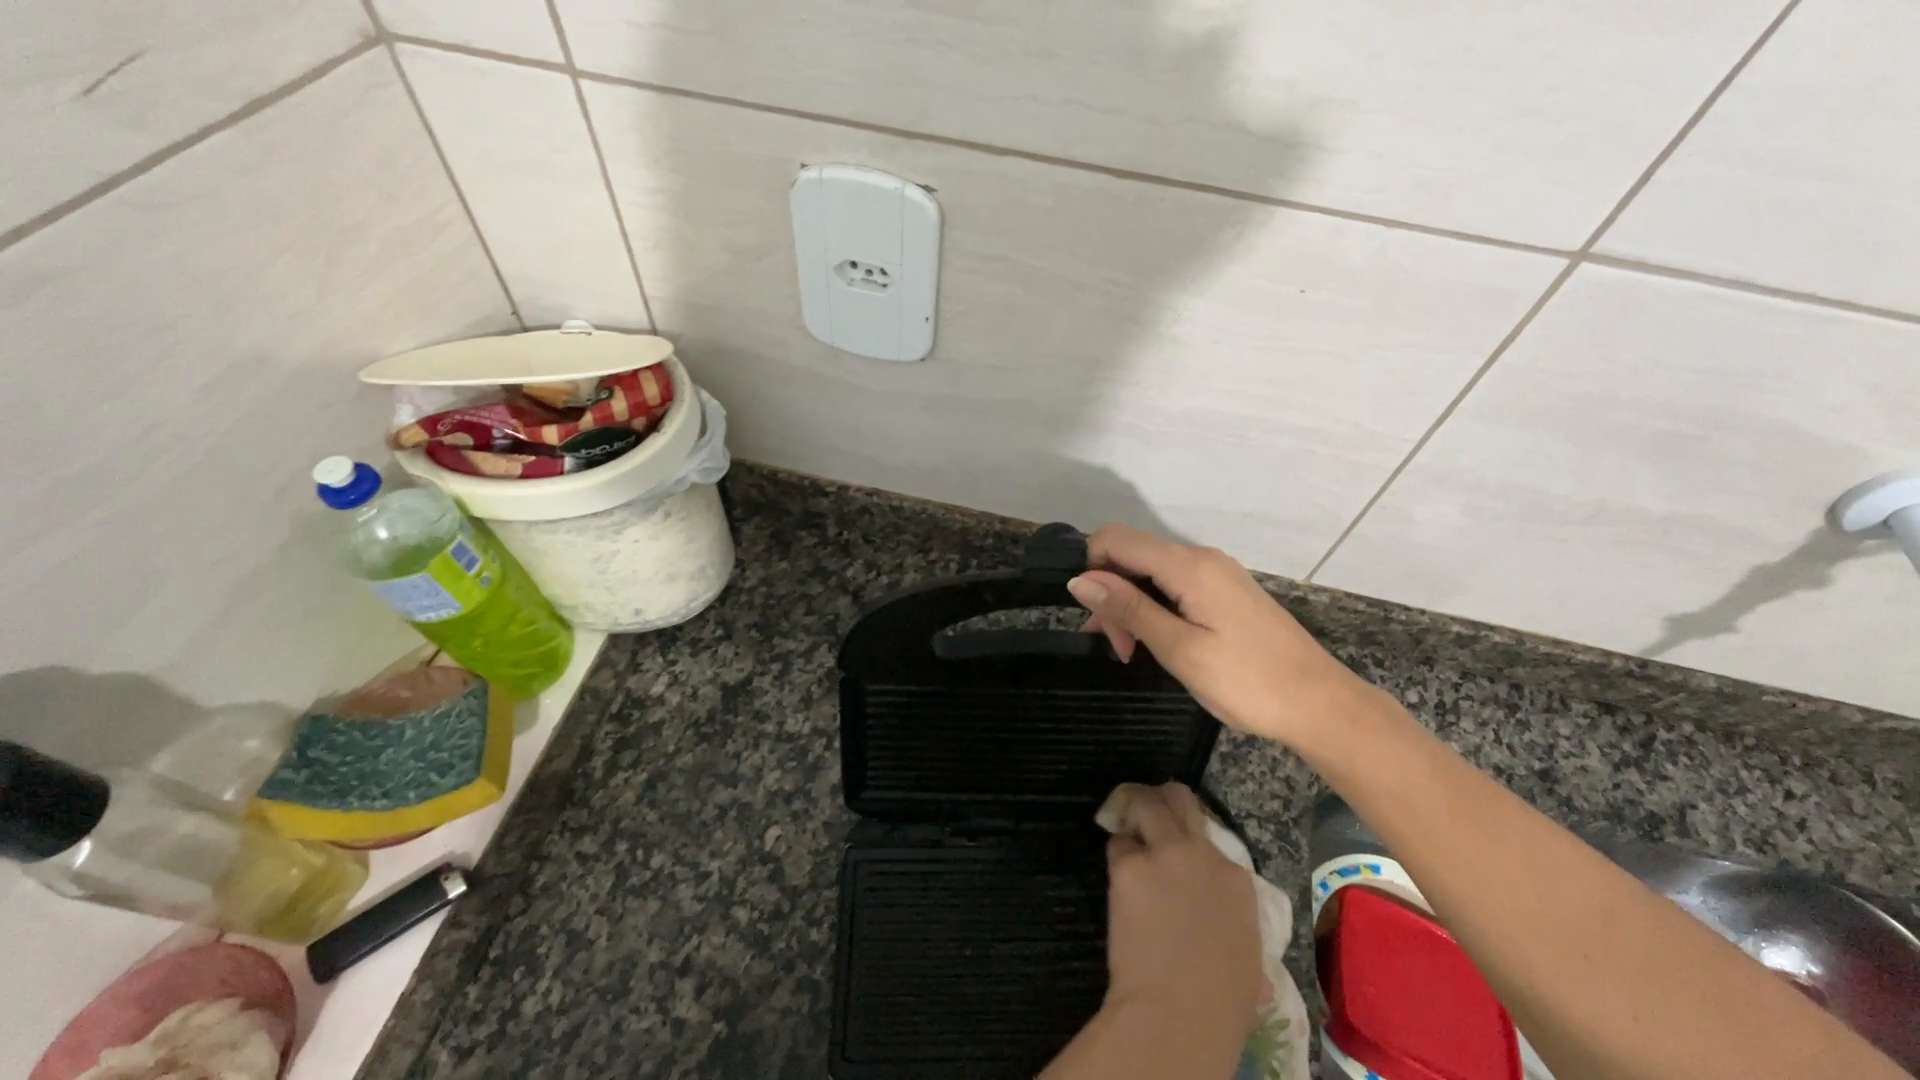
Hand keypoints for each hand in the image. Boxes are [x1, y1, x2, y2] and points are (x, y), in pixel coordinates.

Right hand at [1068, 524, 1375, 745]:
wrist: (1319, 704)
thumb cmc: (1248, 682)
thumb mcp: (1180, 649)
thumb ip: (1129, 610)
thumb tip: (1080, 580)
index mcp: (1189, 566)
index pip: (1115, 539)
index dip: (1091, 569)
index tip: (1095, 618)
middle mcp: (1201, 558)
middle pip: (1132, 555)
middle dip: (1111, 594)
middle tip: (1118, 649)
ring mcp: (1216, 574)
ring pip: (1151, 573)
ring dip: (1131, 606)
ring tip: (1132, 653)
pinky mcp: (1225, 592)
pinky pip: (1174, 586)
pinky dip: (1155, 609)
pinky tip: (1158, 643)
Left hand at [1102, 783, 1261, 1050]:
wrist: (1180, 1011)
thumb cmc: (1221, 1002)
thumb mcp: (1248, 956)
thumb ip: (1234, 926)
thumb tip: (1226, 936)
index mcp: (1236, 879)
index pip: (1208, 835)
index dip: (1188, 840)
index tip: (1177, 850)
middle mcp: (1201, 854)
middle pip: (1178, 799)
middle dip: (1160, 799)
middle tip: (1145, 811)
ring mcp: (1164, 855)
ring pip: (1144, 806)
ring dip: (1133, 817)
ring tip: (1125, 833)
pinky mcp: (1129, 866)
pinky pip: (1118, 845)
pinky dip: (1117, 856)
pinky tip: (1117, 878)